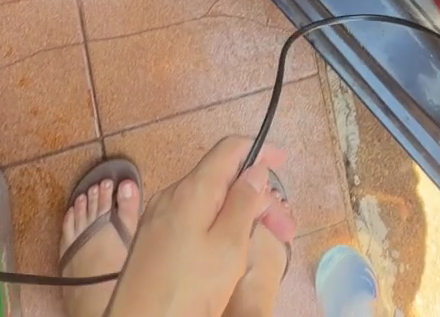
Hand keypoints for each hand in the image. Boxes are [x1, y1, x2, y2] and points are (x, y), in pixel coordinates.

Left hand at [105, 137, 288, 316]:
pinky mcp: (153, 239)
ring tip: (262, 240)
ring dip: (239, 212)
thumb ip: (244, 204)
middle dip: (257, 196)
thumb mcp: (227, 248)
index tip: (282, 161)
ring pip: (208, 200)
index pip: (229, 149)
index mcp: (192, 190)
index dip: (259, 150)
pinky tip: (229, 247)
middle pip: (222, 179)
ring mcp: (159, 217)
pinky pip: (193, 217)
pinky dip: (218, 223)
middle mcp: (172, 195)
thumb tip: (255, 170)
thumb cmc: (187, 290)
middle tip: (285, 229)